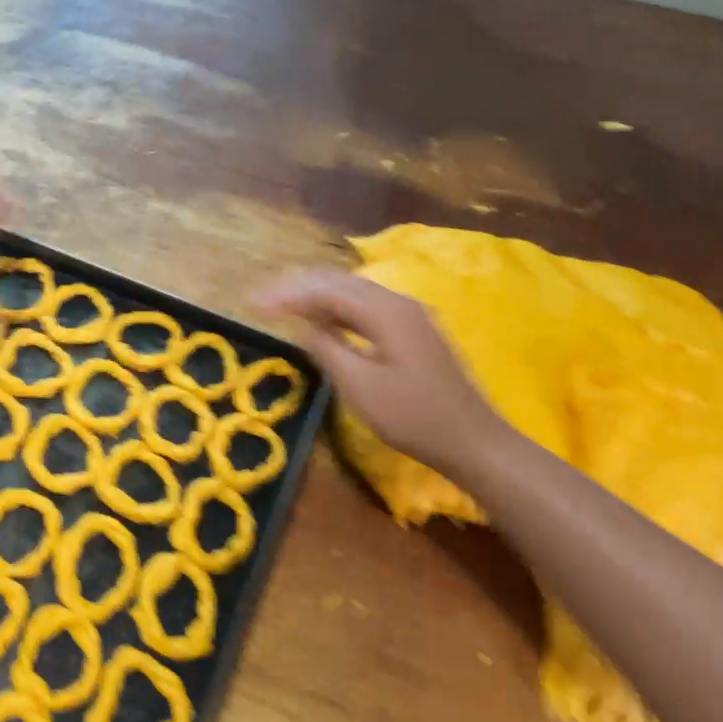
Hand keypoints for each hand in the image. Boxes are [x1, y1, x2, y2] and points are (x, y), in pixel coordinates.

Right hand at [253, 269, 504, 469]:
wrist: (470, 439)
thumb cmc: (413, 417)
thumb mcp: (360, 387)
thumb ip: (327, 348)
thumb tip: (302, 323)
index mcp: (386, 312)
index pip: (325, 289)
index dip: (286, 294)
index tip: (251, 304)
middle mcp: (398, 303)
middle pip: (340, 281)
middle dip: (298, 287)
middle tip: (261, 301)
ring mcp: (409, 315)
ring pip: (353, 292)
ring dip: (316, 296)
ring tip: (282, 308)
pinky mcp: (412, 331)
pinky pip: (365, 307)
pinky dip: (336, 309)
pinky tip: (320, 322)